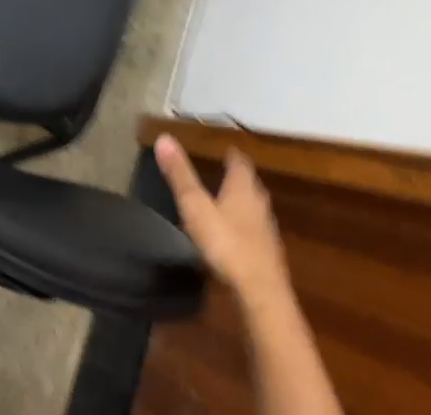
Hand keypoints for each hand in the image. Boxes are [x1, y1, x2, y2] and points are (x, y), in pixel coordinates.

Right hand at [155, 134, 291, 304]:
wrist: (260, 292)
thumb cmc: (226, 243)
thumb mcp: (195, 206)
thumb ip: (180, 175)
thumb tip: (164, 137)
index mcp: (242, 190)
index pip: (240, 165)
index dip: (233, 155)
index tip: (228, 148)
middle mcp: (259, 206)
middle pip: (250, 185)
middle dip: (239, 176)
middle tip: (227, 169)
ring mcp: (265, 231)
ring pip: (254, 208)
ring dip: (242, 200)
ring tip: (228, 198)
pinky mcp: (266, 253)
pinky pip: (254, 229)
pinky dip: (244, 223)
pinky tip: (234, 232)